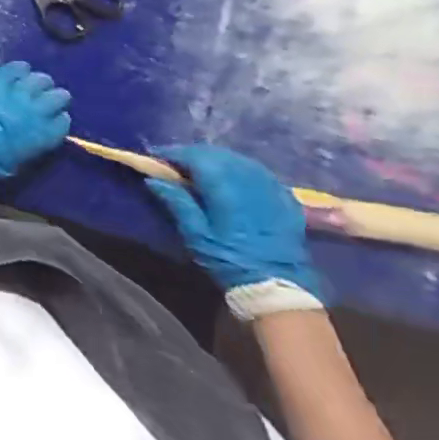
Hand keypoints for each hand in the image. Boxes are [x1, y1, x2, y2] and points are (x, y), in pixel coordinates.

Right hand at [143, 145, 325, 314]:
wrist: (278, 286)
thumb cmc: (229, 261)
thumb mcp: (196, 236)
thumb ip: (178, 203)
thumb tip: (153, 179)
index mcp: (227, 191)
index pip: (198, 158)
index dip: (174, 153)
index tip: (155, 155)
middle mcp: (251, 182)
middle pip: (218, 155)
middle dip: (193, 153)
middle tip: (173, 163)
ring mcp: (272, 188)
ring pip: (239, 159)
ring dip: (215, 159)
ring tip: (198, 168)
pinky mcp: (285, 197)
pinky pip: (258, 171)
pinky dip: (238, 168)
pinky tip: (230, 178)